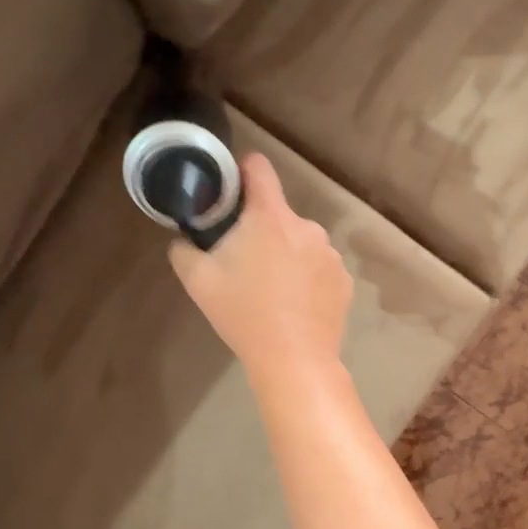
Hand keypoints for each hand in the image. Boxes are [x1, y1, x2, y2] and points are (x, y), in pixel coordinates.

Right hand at [169, 153, 352, 385]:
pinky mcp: (344, 281)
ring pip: (300, 244)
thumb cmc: (244, 315)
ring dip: (286, 256)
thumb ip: (184, 250)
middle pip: (277, 215)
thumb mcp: (198, 282)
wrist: (295, 360)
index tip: (230, 190)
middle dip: (261, 232)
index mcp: (270, 217)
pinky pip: (319, 269)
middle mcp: (306, 227)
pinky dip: (307, 279)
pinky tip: (295, 306)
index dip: (241, 172)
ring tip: (272, 292)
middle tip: (244, 264)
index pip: (259, 168)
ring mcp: (330, 255)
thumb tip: (183, 241)